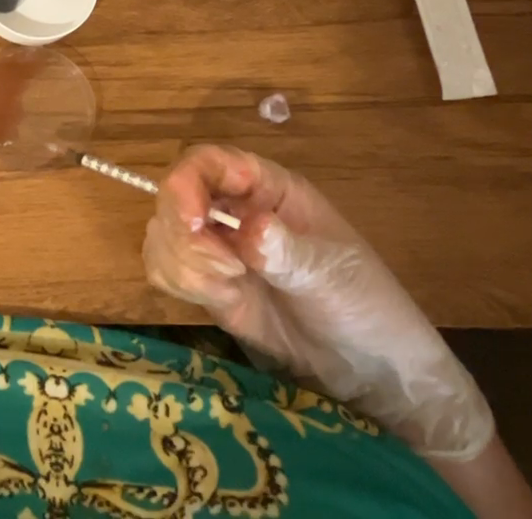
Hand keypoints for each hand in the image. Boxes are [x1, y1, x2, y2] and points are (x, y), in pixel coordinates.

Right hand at [143, 145, 494, 459]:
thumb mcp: (330, 274)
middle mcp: (232, 208)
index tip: (192, 221)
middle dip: (185, 236)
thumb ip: (284, 250)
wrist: (370, 369)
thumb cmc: (363, 305)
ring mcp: (215, 245)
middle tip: (226, 271)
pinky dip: (178, 282)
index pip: (207, 163)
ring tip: (229, 289)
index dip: (187, 183)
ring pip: (161, 233)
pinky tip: (219, 299)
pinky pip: (163, 267)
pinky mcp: (204, 281)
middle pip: (173, 197)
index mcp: (266, 189)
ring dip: (183, 263)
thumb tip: (248, 227)